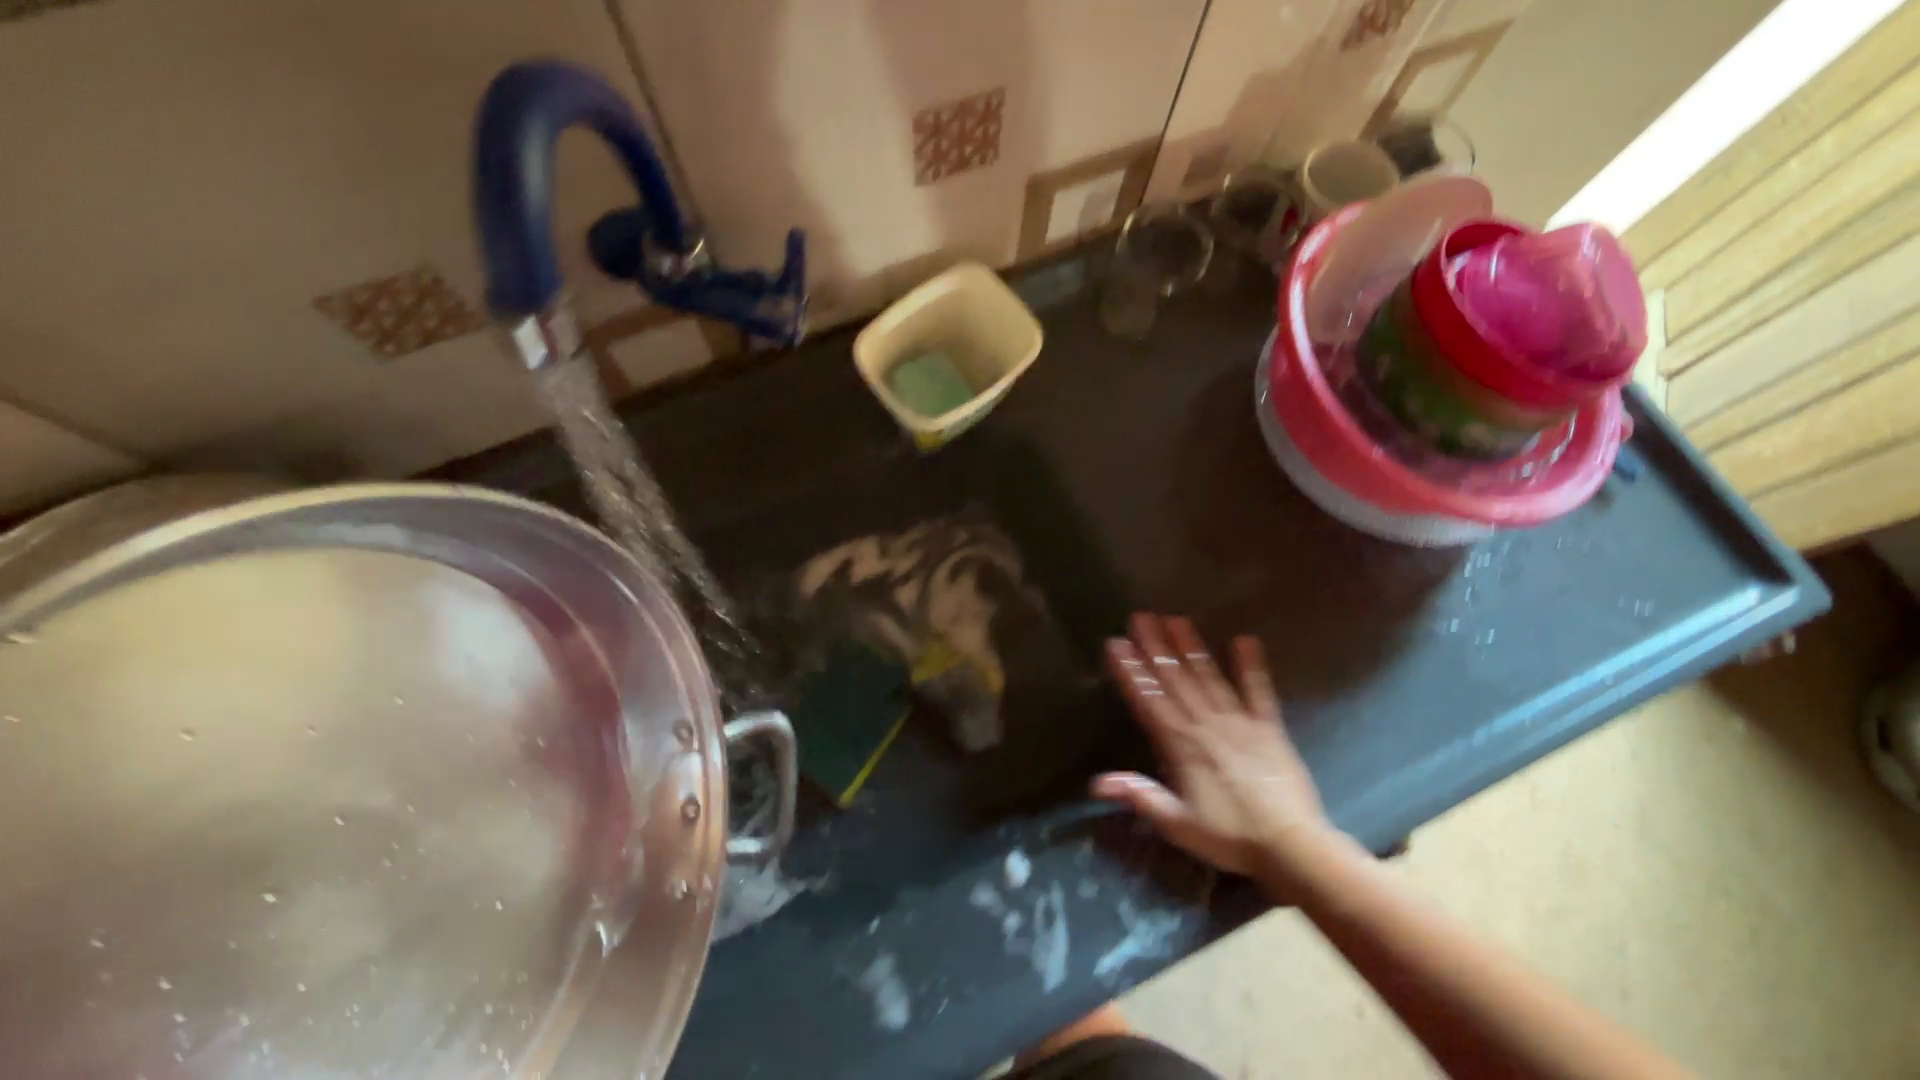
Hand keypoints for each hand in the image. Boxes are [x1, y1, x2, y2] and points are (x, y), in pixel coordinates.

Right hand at [1091, 613, 1333, 875]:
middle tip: (1141, 617)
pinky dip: (1251, 666)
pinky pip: (1259, 691)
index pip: (1150, 702)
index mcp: (1182, 747)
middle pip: (1176, 681)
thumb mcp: (1177, 823)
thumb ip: (1141, 796)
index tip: (1117, 645)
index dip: (1131, 672)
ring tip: (1176, 619)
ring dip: (1191, 648)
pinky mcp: (1269, 728)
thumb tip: (1097, 782)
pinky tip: (1244, 640)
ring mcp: (1240, 723)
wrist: (1290, 844)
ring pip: (1209, 678)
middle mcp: (1207, 726)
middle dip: (1156, 648)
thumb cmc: (1229, 837)